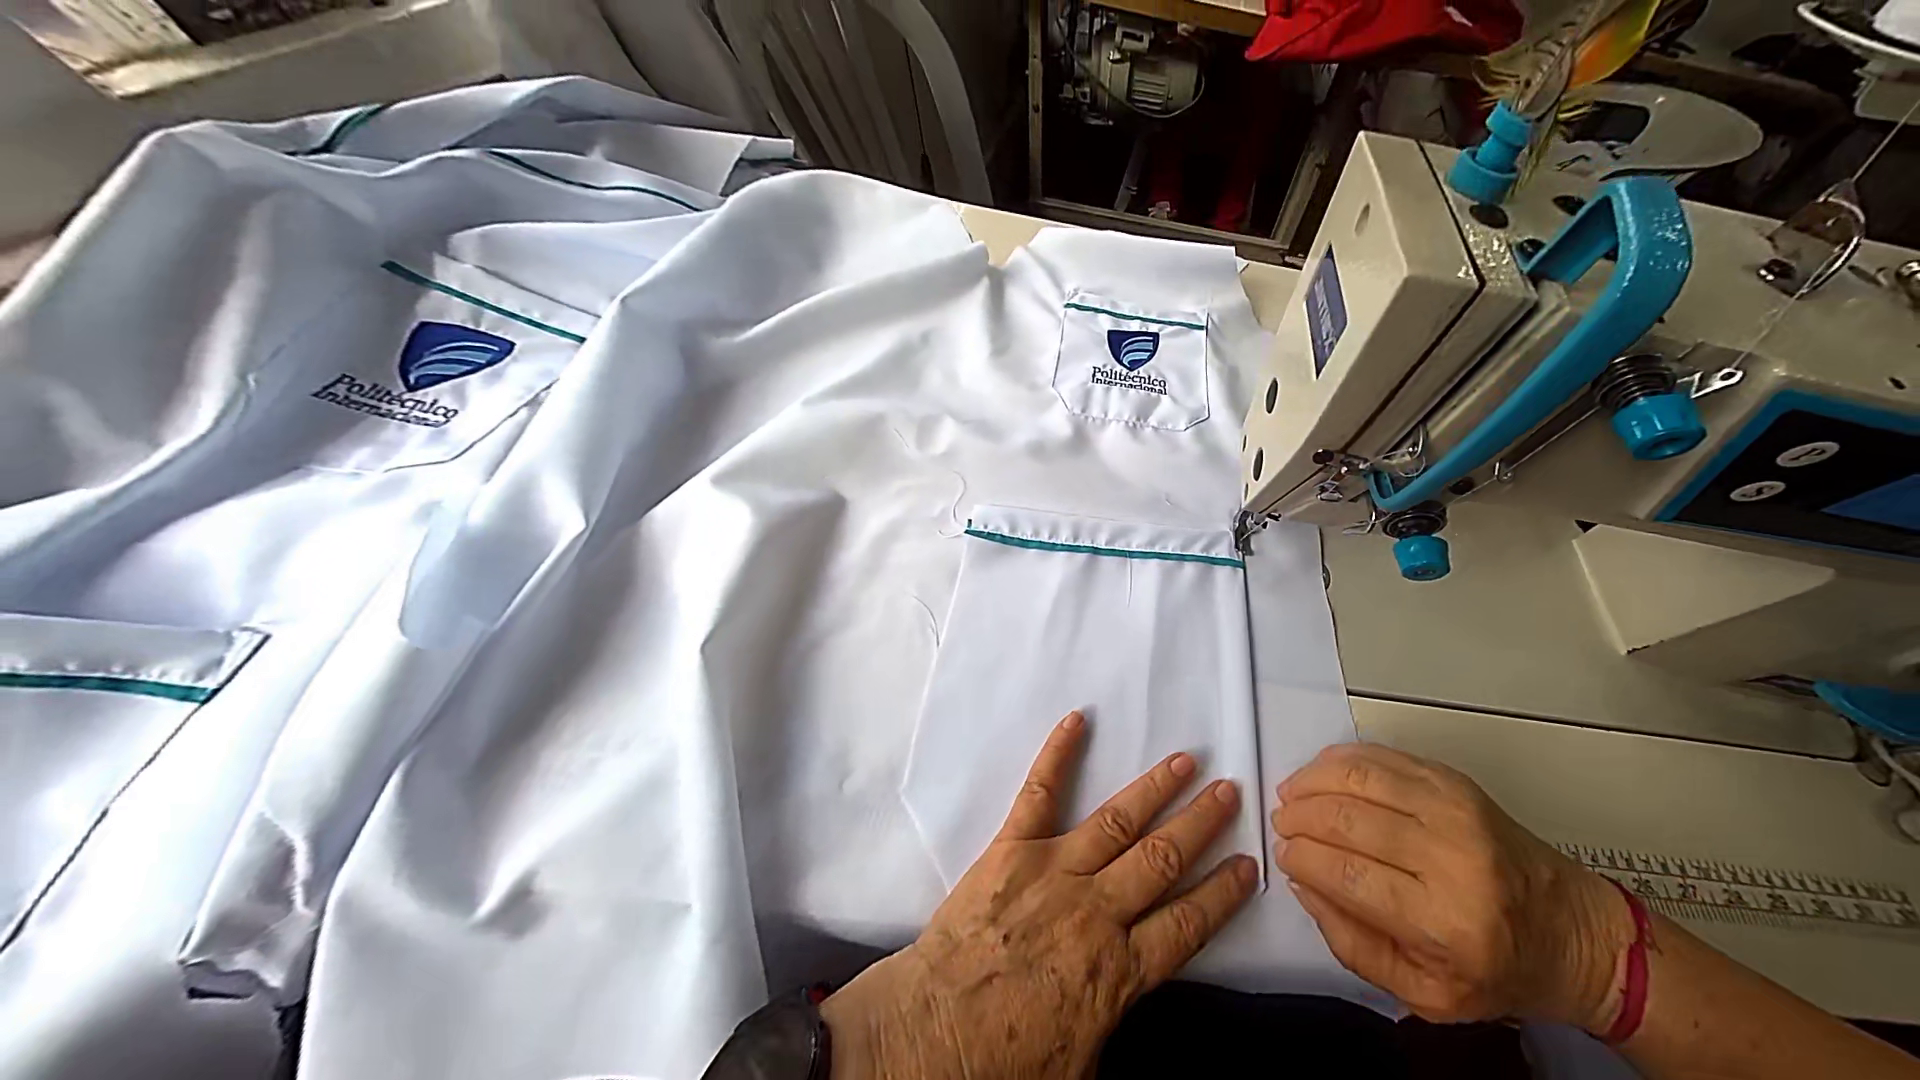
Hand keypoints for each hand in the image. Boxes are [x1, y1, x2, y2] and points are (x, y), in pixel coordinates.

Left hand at [822, 711, 1258, 1079]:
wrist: (934, 1032)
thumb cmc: (1007, 1060)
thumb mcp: (1086, 1065)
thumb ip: (1120, 1020)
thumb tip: (1134, 1000)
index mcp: (1121, 969)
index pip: (1188, 923)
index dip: (1222, 893)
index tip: (1247, 864)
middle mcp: (1097, 910)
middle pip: (1162, 860)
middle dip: (1200, 825)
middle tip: (1228, 792)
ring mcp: (1054, 871)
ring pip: (1117, 822)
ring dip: (1154, 789)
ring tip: (1184, 762)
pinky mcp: (1011, 848)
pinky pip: (1039, 793)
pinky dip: (1058, 754)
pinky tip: (1076, 721)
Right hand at [1272, 743, 1632, 1031]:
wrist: (1574, 933)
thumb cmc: (1499, 969)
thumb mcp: (1425, 993)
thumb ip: (1351, 944)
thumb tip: (1304, 884)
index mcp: (1448, 924)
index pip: (1346, 873)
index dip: (1301, 858)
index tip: (1285, 855)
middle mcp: (1454, 861)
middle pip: (1345, 819)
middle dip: (1298, 818)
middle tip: (1284, 824)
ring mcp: (1457, 813)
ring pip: (1357, 778)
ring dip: (1310, 782)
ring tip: (1292, 794)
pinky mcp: (1456, 785)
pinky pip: (1381, 756)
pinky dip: (1339, 760)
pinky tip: (1320, 774)